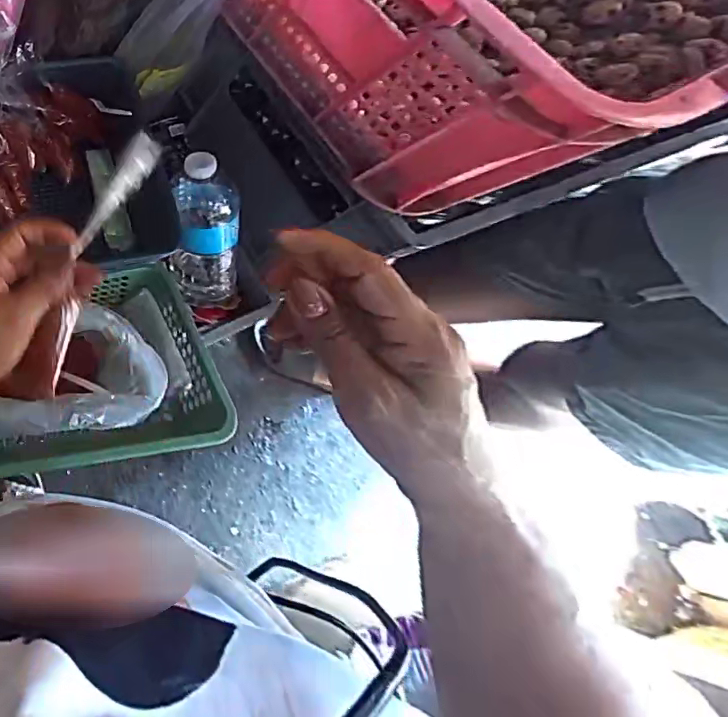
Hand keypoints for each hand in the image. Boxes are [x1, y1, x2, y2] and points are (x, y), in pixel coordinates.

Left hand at [0, 220, 101, 409]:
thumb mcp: (20, 314)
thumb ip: (46, 285)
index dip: (49, 231)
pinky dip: (48, 297)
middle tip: (92, 274)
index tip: (77, 243)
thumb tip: (70, 259)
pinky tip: (68, 305)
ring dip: (58, 280)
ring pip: (30, 278)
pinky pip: (27, 297)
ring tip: (88, 288)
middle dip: (61, 260)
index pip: (21, 233)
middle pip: (29, 256)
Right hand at [266, 229, 494, 509]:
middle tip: (269, 286)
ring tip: (278, 326)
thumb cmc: (414, 445)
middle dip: (306, 272)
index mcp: (419, 330)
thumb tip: (302, 288)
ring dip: (308, 300)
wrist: (458, 486)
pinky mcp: (399, 345)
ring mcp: (410, 333)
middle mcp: (418, 322)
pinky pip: (354, 317)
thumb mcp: (363, 393)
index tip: (282, 240)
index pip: (368, 269)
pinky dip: (319, 319)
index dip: (323, 248)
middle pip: (356, 276)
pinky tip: (298, 336)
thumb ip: (332, 336)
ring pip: (350, 295)